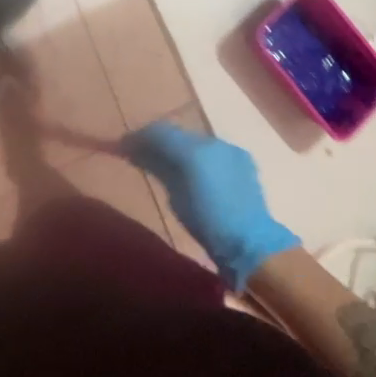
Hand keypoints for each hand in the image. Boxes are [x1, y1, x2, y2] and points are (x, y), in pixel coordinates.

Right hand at [123, 122, 299, 289]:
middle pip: (177, 134)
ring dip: (178, 148)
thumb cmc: (208, 223)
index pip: (160, 132)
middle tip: (140, 154)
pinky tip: (192, 172)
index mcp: (195, 150)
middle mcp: (213, 141)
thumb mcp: (176, 197)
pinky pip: (211, 151)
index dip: (139, 137)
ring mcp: (230, 150)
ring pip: (194, 141)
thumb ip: (158, 166)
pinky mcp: (242, 160)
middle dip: (158, 141)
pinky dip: (197, 156)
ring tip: (165, 164)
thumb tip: (139, 150)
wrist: (252, 244)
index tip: (123, 146)